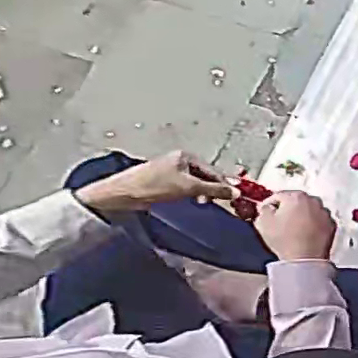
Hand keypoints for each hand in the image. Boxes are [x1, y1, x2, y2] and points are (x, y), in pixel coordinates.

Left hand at [75, 151, 235, 213]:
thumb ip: (216, 189)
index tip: (235, 196)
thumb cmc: (153, 186)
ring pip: (197, 183)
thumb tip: (236, 192)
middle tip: (216, 201)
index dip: (225, 184)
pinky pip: (186, 187)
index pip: (214, 171)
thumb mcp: (190, 188)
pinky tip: (190, 200)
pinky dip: (192, 194)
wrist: (120, 195)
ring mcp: (171, 171)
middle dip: (213, 189)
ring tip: (202, 201)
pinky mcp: (163, 181)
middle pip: (206, 176)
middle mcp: (179, 161)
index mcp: (186, 156)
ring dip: (202, 193)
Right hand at [253, 191, 336, 260]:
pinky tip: (304, 232)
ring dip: (302, 214)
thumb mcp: (264, 222)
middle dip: (287, 207)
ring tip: (292, 227)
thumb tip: (268, 207)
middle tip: (278, 218)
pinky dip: (313, 223)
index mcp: (296, 197)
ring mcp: (325, 213)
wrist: (305, 257)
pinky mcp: (332, 224)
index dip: (269, 203)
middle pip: (297, 200)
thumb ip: (264, 209)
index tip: (265, 210)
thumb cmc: (284, 238)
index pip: (279, 195)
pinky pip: (319, 220)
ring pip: (310, 209)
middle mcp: (314, 201)